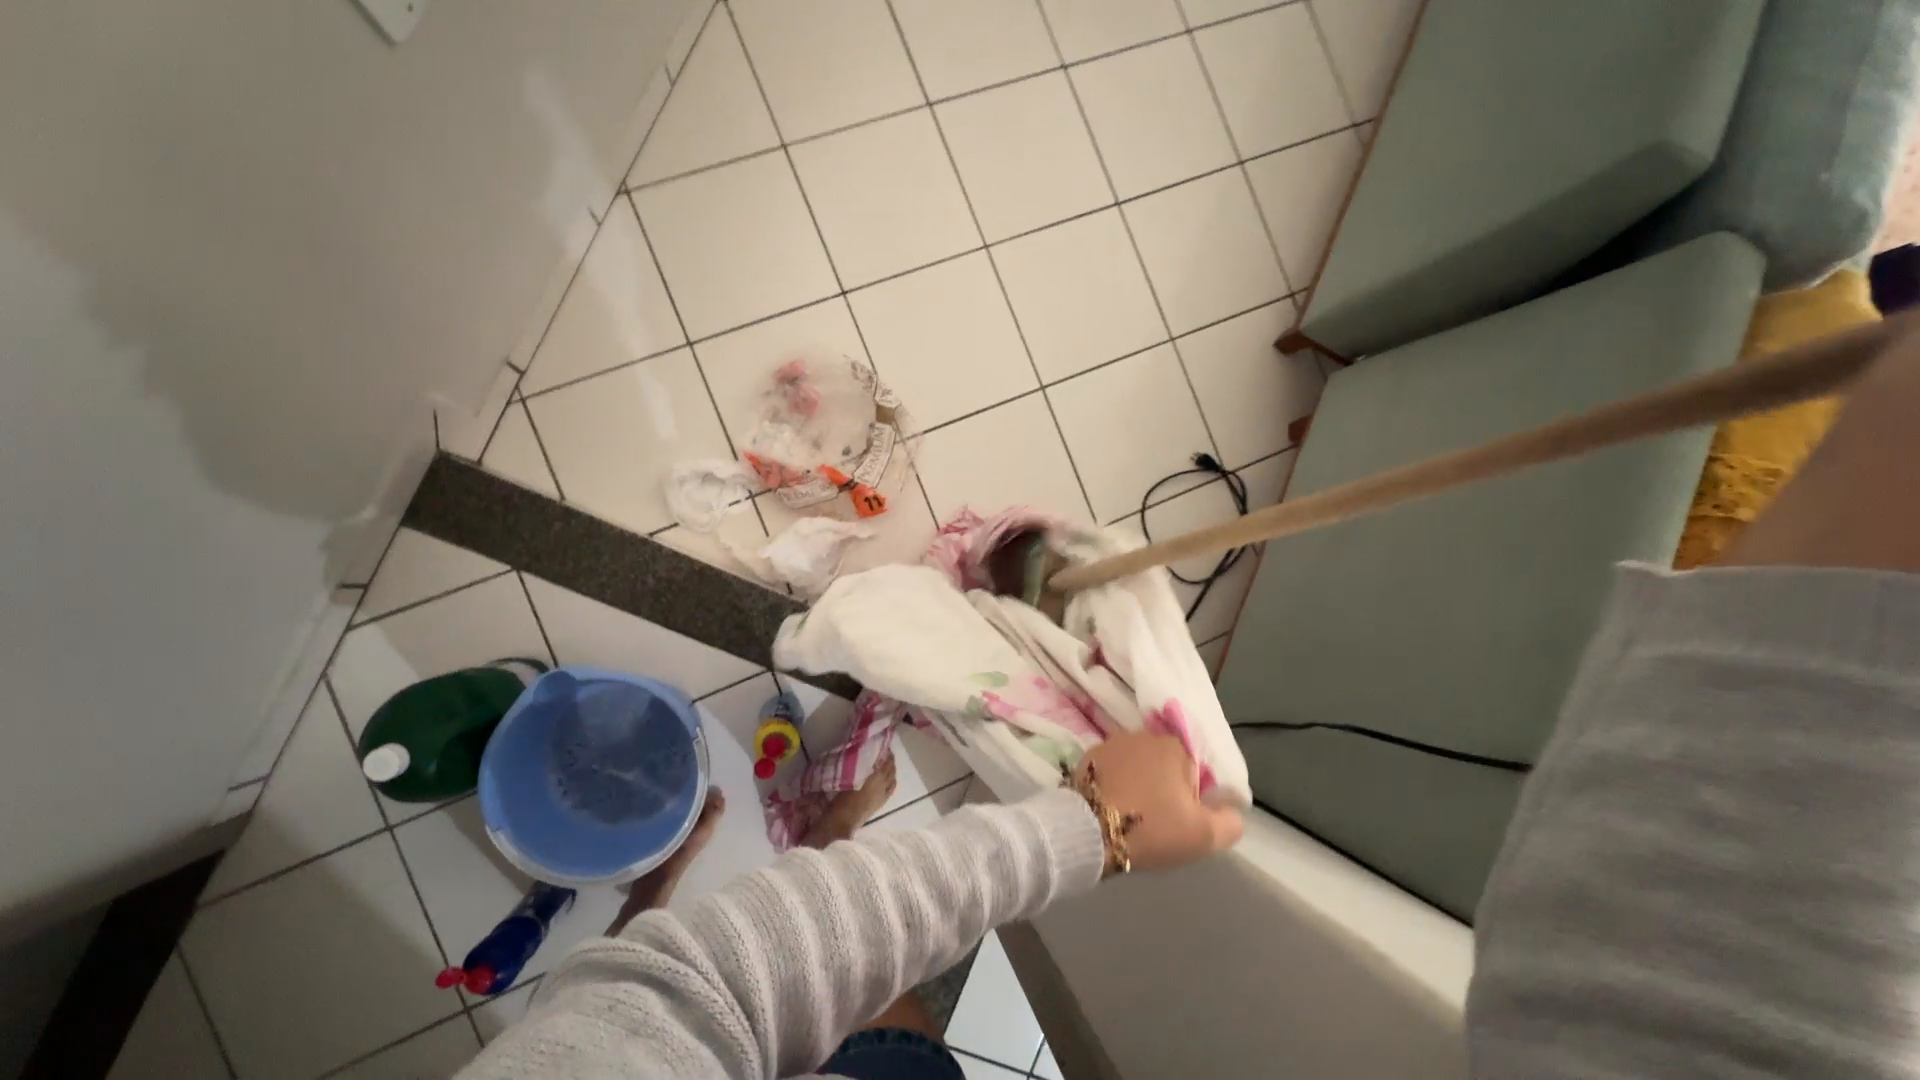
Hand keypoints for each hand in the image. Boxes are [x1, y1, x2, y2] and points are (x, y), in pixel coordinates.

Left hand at [1076, 732, 1242, 873]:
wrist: (1087, 832)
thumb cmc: (1152, 828)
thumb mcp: (1204, 835)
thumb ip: (1229, 821)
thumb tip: (1232, 810)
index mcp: (1175, 745)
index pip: (1198, 765)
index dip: (1197, 792)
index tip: (1188, 816)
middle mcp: (1143, 735)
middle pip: (1167, 763)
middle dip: (1168, 786)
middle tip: (1162, 819)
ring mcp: (1112, 743)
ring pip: (1139, 765)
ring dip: (1141, 783)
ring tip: (1136, 814)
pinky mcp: (1088, 758)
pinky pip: (1114, 770)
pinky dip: (1118, 784)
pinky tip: (1115, 806)